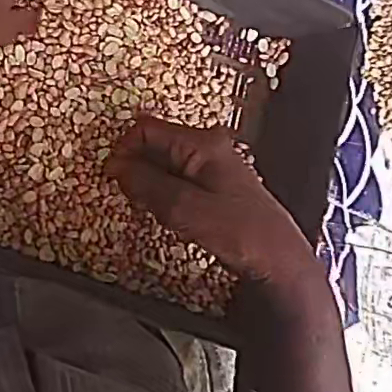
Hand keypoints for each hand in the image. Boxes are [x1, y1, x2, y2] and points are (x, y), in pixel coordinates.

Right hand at [104, 116, 316, 284]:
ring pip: (161, 165)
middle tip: (129, 197)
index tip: (111, 177)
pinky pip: (174, 181)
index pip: (145, 129)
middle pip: (153, 145)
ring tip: (149, 209)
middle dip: (134, 169)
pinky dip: (161, 195)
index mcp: (202, 143)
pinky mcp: (212, 186)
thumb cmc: (240, 233)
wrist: (280, 262)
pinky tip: (166, 215)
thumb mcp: (185, 209)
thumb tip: (117, 167)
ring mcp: (210, 167)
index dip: (123, 150)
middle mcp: (206, 147)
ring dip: (147, 185)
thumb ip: (147, 184)